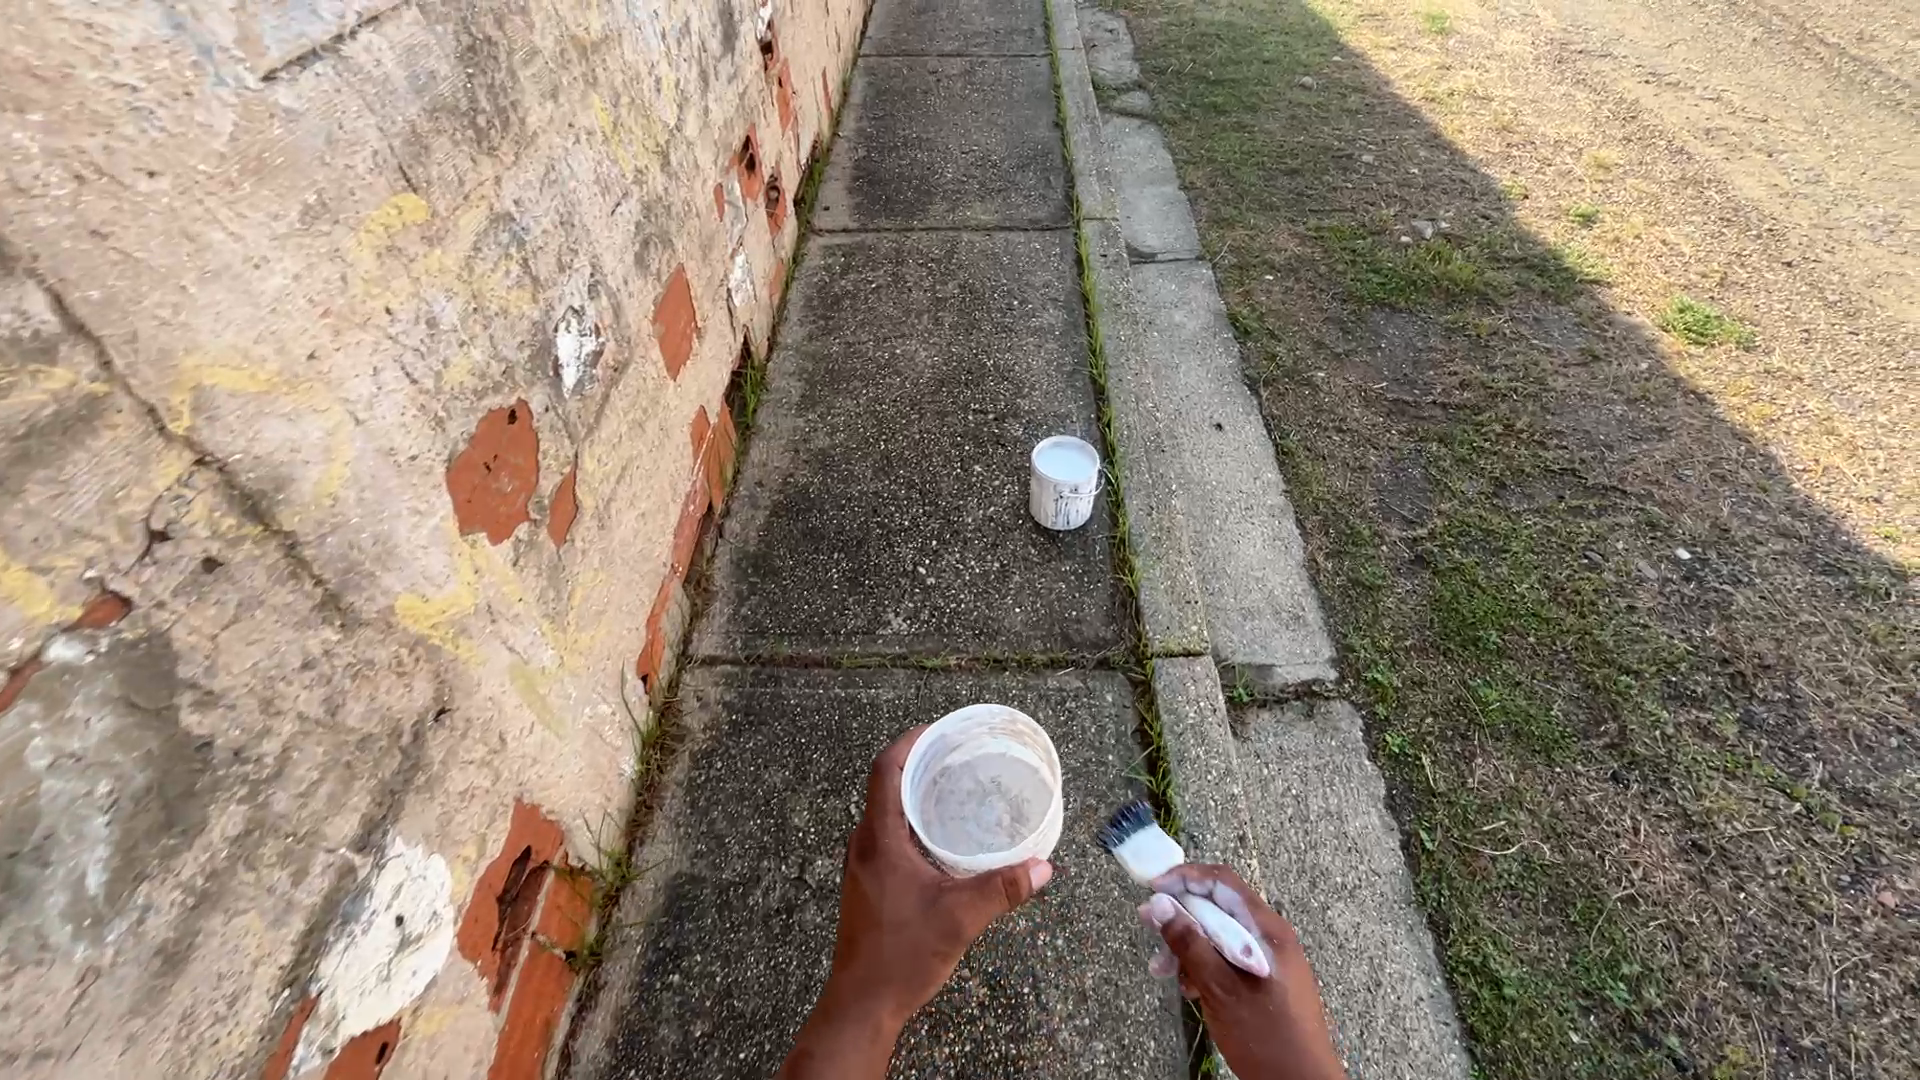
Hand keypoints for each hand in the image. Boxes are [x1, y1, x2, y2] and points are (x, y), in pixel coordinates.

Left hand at [778, 726, 1053, 1078]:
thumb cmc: (901, 955)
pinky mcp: (866, 881)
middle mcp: (864, 842)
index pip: (885, 769)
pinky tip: (940, 836)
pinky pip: (886, 833)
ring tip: (952, 786)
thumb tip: (1043, 867)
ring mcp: (861, 863)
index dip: (909, 742)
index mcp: (878, 838)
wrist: (860, 1006)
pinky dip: (911, 820)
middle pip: (885, 784)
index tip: (937, 729)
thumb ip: (1001, 889)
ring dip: (914, 793)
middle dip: (919, 763)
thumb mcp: (958, 918)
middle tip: (956, 754)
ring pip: (885, 810)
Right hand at [1140, 864, 1345, 1079]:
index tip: (1154, 888)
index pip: (1222, 881)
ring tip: (1161, 970)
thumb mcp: (1220, 988)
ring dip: (1187, 945)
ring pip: (1218, 934)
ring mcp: (1268, 959)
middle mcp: (1268, 936)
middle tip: (1147, 924)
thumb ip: (1189, 943)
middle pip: (1217, 907)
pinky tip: (1187, 987)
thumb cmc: (1267, 1037)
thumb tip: (1159, 903)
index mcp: (1266, 929)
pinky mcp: (1264, 979)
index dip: (1185, 877)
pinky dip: (1204, 965)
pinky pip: (1227, 957)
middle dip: (1180, 915)